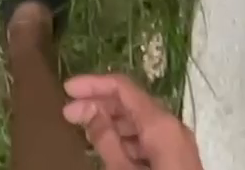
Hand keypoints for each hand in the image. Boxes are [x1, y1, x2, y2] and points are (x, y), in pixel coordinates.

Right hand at [63, 73, 203, 169]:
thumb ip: (105, 139)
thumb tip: (87, 110)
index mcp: (160, 124)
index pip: (122, 87)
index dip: (92, 84)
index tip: (66, 90)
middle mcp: (172, 126)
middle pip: (130, 102)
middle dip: (98, 105)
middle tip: (68, 115)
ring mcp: (177, 143)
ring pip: (138, 121)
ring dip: (110, 123)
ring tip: (85, 133)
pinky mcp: (177, 160)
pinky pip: (148, 139)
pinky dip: (125, 139)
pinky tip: (107, 149)